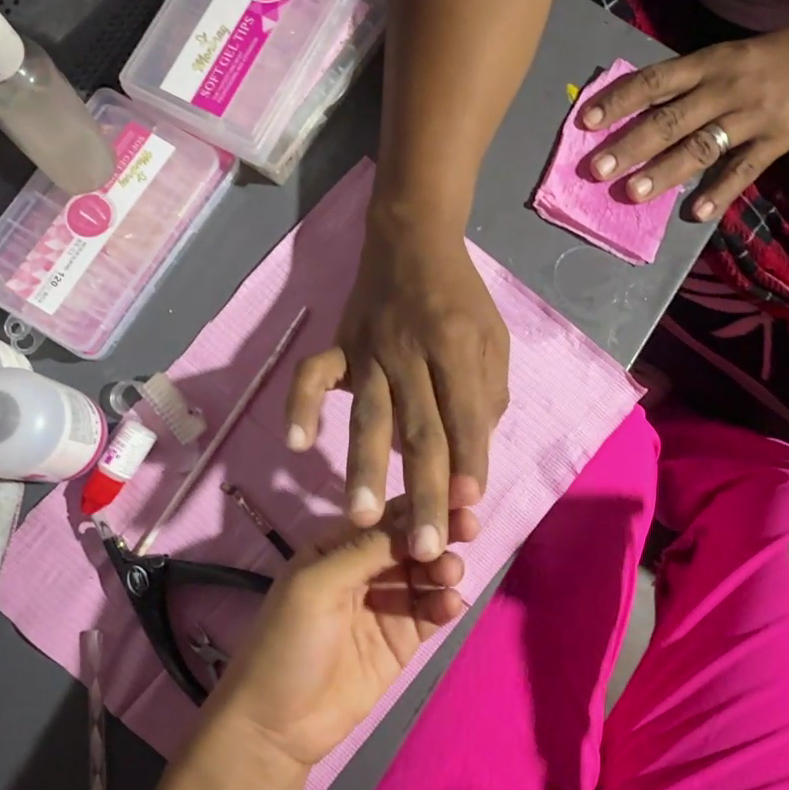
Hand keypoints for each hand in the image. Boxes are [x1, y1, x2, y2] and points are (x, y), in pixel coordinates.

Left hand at [211, 500, 476, 766]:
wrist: (278, 726)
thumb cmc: (286, 644)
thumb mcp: (316, 586)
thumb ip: (365, 550)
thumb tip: (417, 517)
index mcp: (337, 547)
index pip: (386, 515)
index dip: (421, 503)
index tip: (459, 495)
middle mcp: (365, 569)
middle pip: (413, 540)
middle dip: (442, 532)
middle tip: (469, 529)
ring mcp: (387, 604)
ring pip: (427, 574)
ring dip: (444, 568)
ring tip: (450, 576)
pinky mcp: (403, 639)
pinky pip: (432, 612)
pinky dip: (446, 604)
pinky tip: (451, 606)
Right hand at [285, 213, 509, 561]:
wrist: (413, 242)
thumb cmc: (461, 299)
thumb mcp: (493, 339)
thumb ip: (487, 395)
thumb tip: (472, 456)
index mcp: (458, 347)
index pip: (464, 414)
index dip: (470, 460)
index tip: (470, 508)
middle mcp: (412, 352)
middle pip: (420, 429)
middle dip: (425, 490)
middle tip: (425, 547)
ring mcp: (369, 349)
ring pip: (368, 416)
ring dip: (364, 468)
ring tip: (362, 519)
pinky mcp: (338, 345)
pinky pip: (312, 376)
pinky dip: (300, 405)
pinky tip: (295, 444)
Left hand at [580, 20, 788, 221]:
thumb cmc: (766, 61)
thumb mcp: (722, 59)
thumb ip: (682, 84)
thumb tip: (632, 111)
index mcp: (706, 64)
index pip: (654, 82)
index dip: (619, 101)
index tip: (585, 122)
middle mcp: (724, 88)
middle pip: (670, 118)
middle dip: (630, 145)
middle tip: (597, 169)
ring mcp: (751, 116)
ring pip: (702, 145)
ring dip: (666, 170)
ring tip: (634, 192)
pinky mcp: (777, 141)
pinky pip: (744, 171)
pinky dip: (721, 193)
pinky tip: (697, 213)